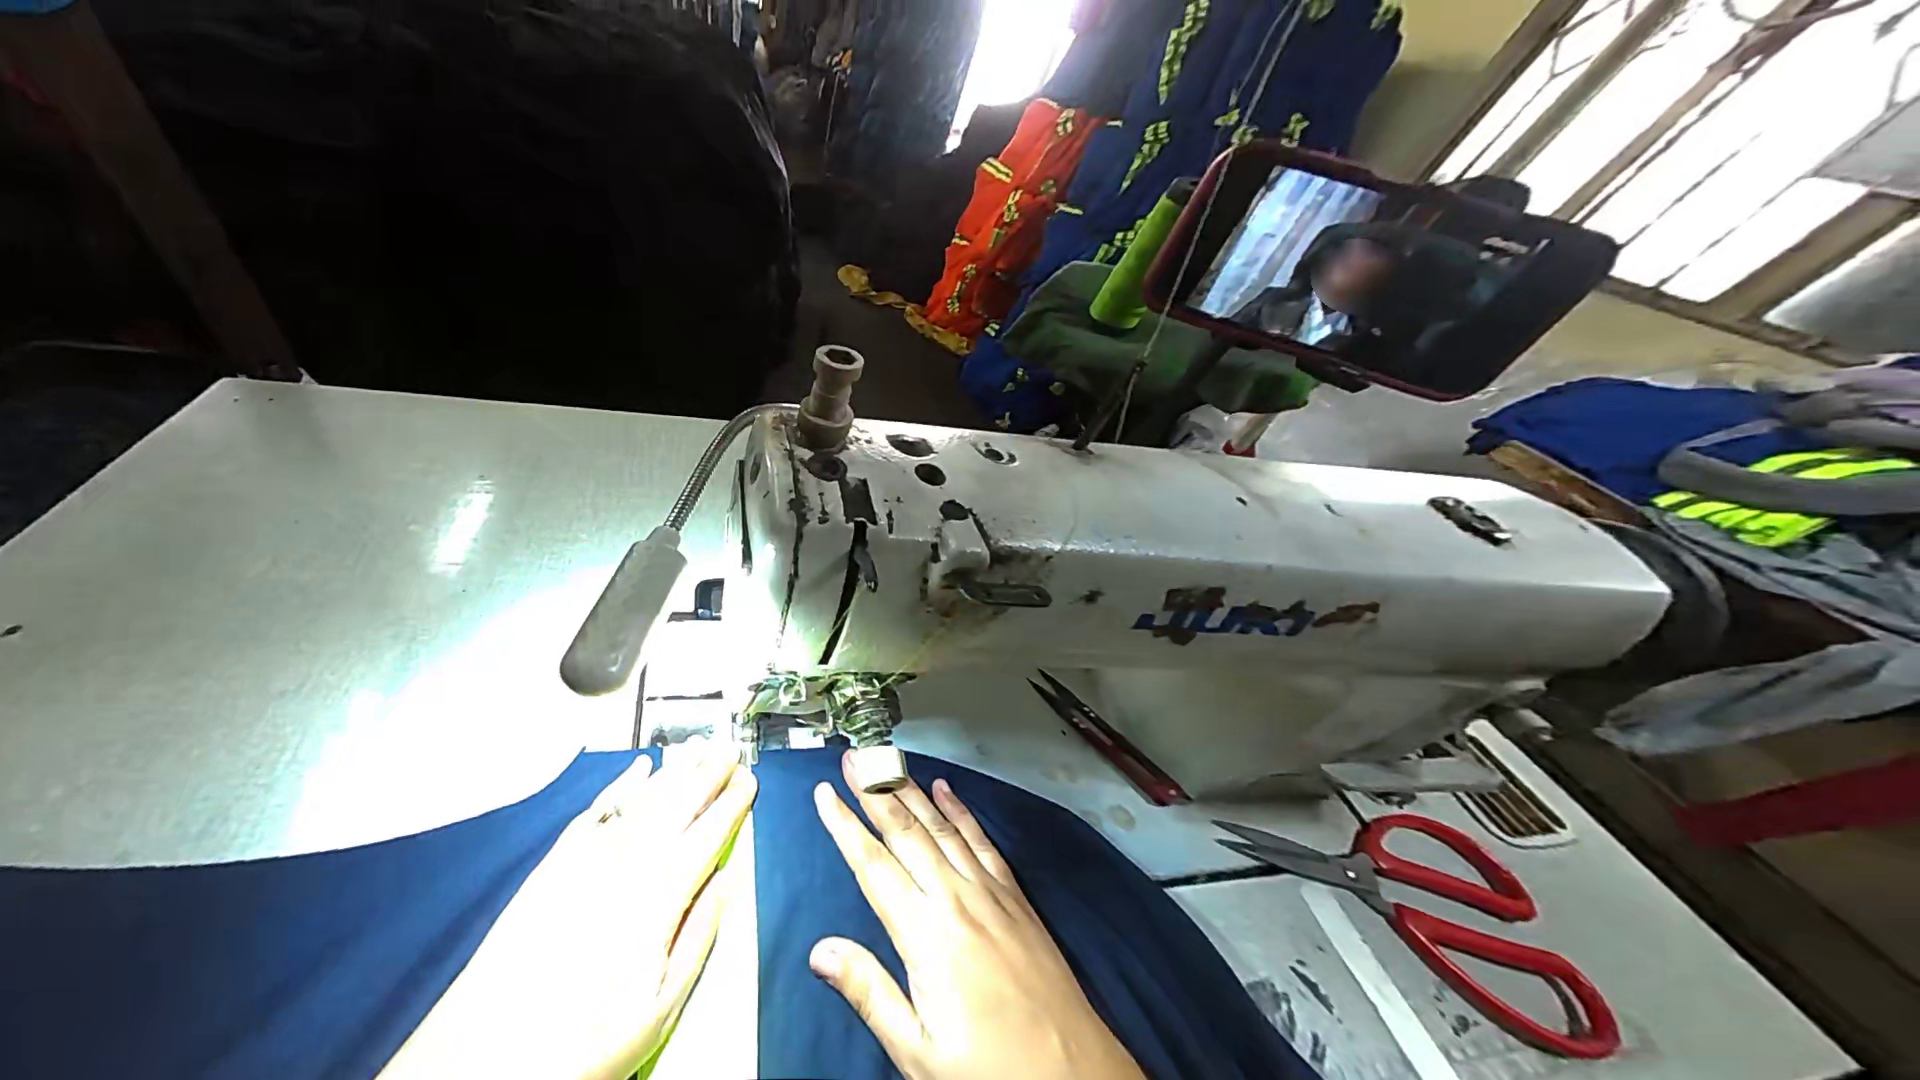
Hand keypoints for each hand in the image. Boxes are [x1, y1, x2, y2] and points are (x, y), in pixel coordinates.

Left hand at [380, 751, 756, 1079]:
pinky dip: (619, 788)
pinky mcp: (553, 866)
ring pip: (641, 802)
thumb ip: (698, 935)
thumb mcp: (660, 1006)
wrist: (478, 1062)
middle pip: (677, 805)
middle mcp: (625, 866)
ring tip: (695, 751)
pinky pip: (595, 812)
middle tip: (729, 750)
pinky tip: (636, 772)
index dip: (731, 804)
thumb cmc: (579, 1043)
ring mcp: (586, 861)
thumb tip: (725, 883)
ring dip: (673, 773)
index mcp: (658, 897)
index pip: (707, 834)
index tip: (749, 782)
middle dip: (707, 774)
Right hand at [810, 754, 1147, 1079]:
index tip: (825, 794)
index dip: (845, 826)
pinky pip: (981, 840)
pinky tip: (945, 790)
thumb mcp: (917, 1047)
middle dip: (874, 792)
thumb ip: (869, 991)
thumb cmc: (987, 1065)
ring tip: (887, 762)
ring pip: (941, 827)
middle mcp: (955, 897)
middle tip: (853, 758)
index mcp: (925, 933)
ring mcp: (988, 890)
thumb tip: (820, 951)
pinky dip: (960, 811)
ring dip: (911, 791)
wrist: (1070, 1068)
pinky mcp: (1013, 893)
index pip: (873, 866)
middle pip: (905, 832)